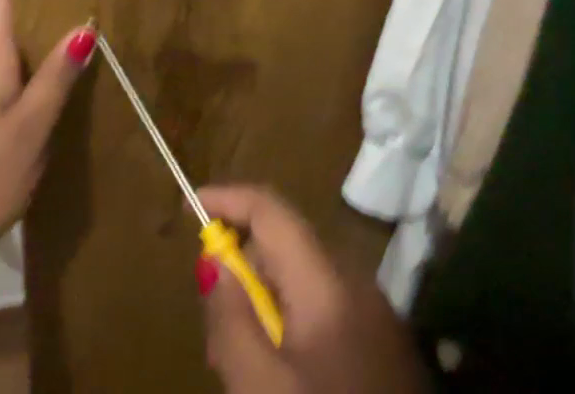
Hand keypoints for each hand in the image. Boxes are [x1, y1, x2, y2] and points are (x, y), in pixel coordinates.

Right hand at [197, 185, 430, 393]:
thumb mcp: (259, 387)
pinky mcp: (386, 352)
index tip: (188, 208)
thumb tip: (216, 264)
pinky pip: (327, 315)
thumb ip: (229, 318)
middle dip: (243, 267)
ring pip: (305, 284)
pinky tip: (281, 380)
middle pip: (288, 247)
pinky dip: (293, 327)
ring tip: (242, 365)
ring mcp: (379, 321)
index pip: (273, 211)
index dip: (227, 199)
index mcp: (330, 287)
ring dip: (266, 303)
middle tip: (213, 320)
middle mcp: (360, 288)